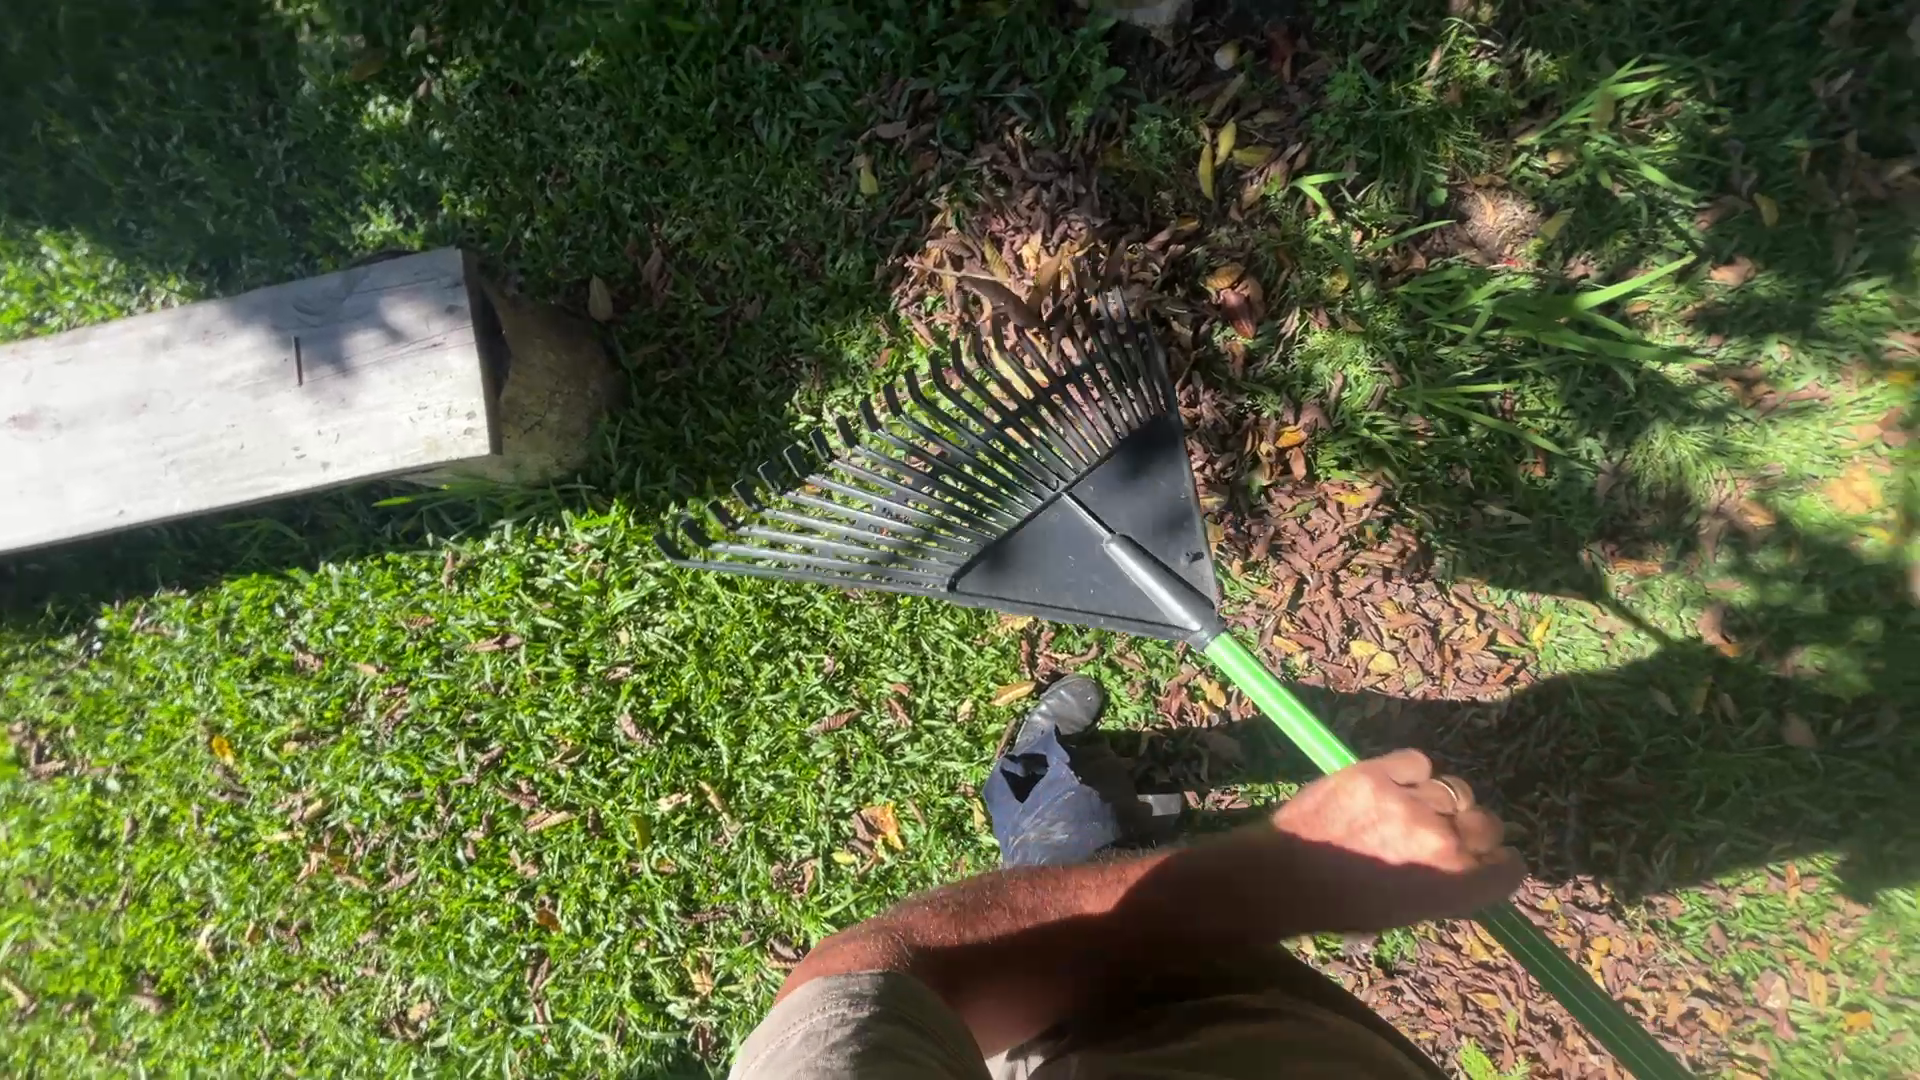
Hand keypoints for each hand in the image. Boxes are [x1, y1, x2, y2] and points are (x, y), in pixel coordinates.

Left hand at [1261, 749, 1525, 929]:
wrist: (1286, 875)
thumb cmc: (1342, 903)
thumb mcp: (1409, 911)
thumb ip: (1446, 885)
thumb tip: (1467, 863)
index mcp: (1454, 887)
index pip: (1507, 868)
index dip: (1501, 860)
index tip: (1494, 854)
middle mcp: (1440, 843)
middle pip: (1485, 822)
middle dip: (1474, 827)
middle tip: (1449, 826)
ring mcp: (1407, 804)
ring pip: (1451, 789)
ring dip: (1440, 797)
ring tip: (1415, 803)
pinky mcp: (1373, 775)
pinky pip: (1415, 760)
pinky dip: (1410, 769)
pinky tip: (1395, 779)